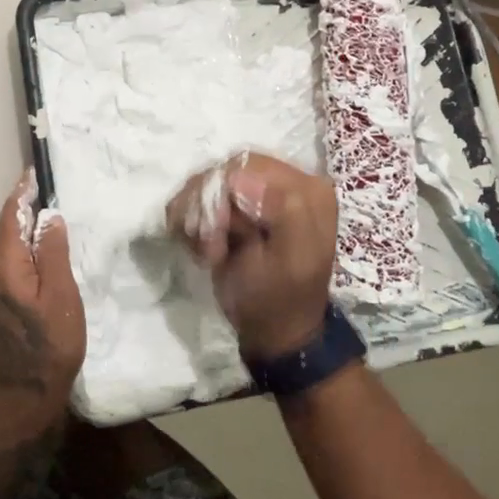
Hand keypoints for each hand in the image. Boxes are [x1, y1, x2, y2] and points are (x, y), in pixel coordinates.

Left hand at [0, 170, 84, 418]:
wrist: (27, 392)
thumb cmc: (51, 344)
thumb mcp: (61, 295)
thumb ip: (54, 253)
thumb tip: (50, 217)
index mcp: (4, 266)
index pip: (10, 217)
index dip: (22, 192)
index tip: (35, 172)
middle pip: (6, 228)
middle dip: (24, 206)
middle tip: (48, 188)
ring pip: (7, 245)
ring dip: (24, 227)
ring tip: (49, 212)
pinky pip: (9, 261)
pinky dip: (24, 247)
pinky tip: (43, 247)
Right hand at [168, 152, 336, 359]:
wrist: (272, 332)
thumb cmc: (279, 300)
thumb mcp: (291, 260)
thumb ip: (282, 210)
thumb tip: (241, 175)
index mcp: (307, 189)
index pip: (246, 165)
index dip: (219, 197)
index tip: (214, 239)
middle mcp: (285, 180)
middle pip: (223, 169)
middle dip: (205, 208)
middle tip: (206, 248)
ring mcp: (258, 191)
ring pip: (206, 181)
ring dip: (196, 217)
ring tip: (205, 251)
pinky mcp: (237, 203)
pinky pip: (199, 195)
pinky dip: (191, 220)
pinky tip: (200, 246)